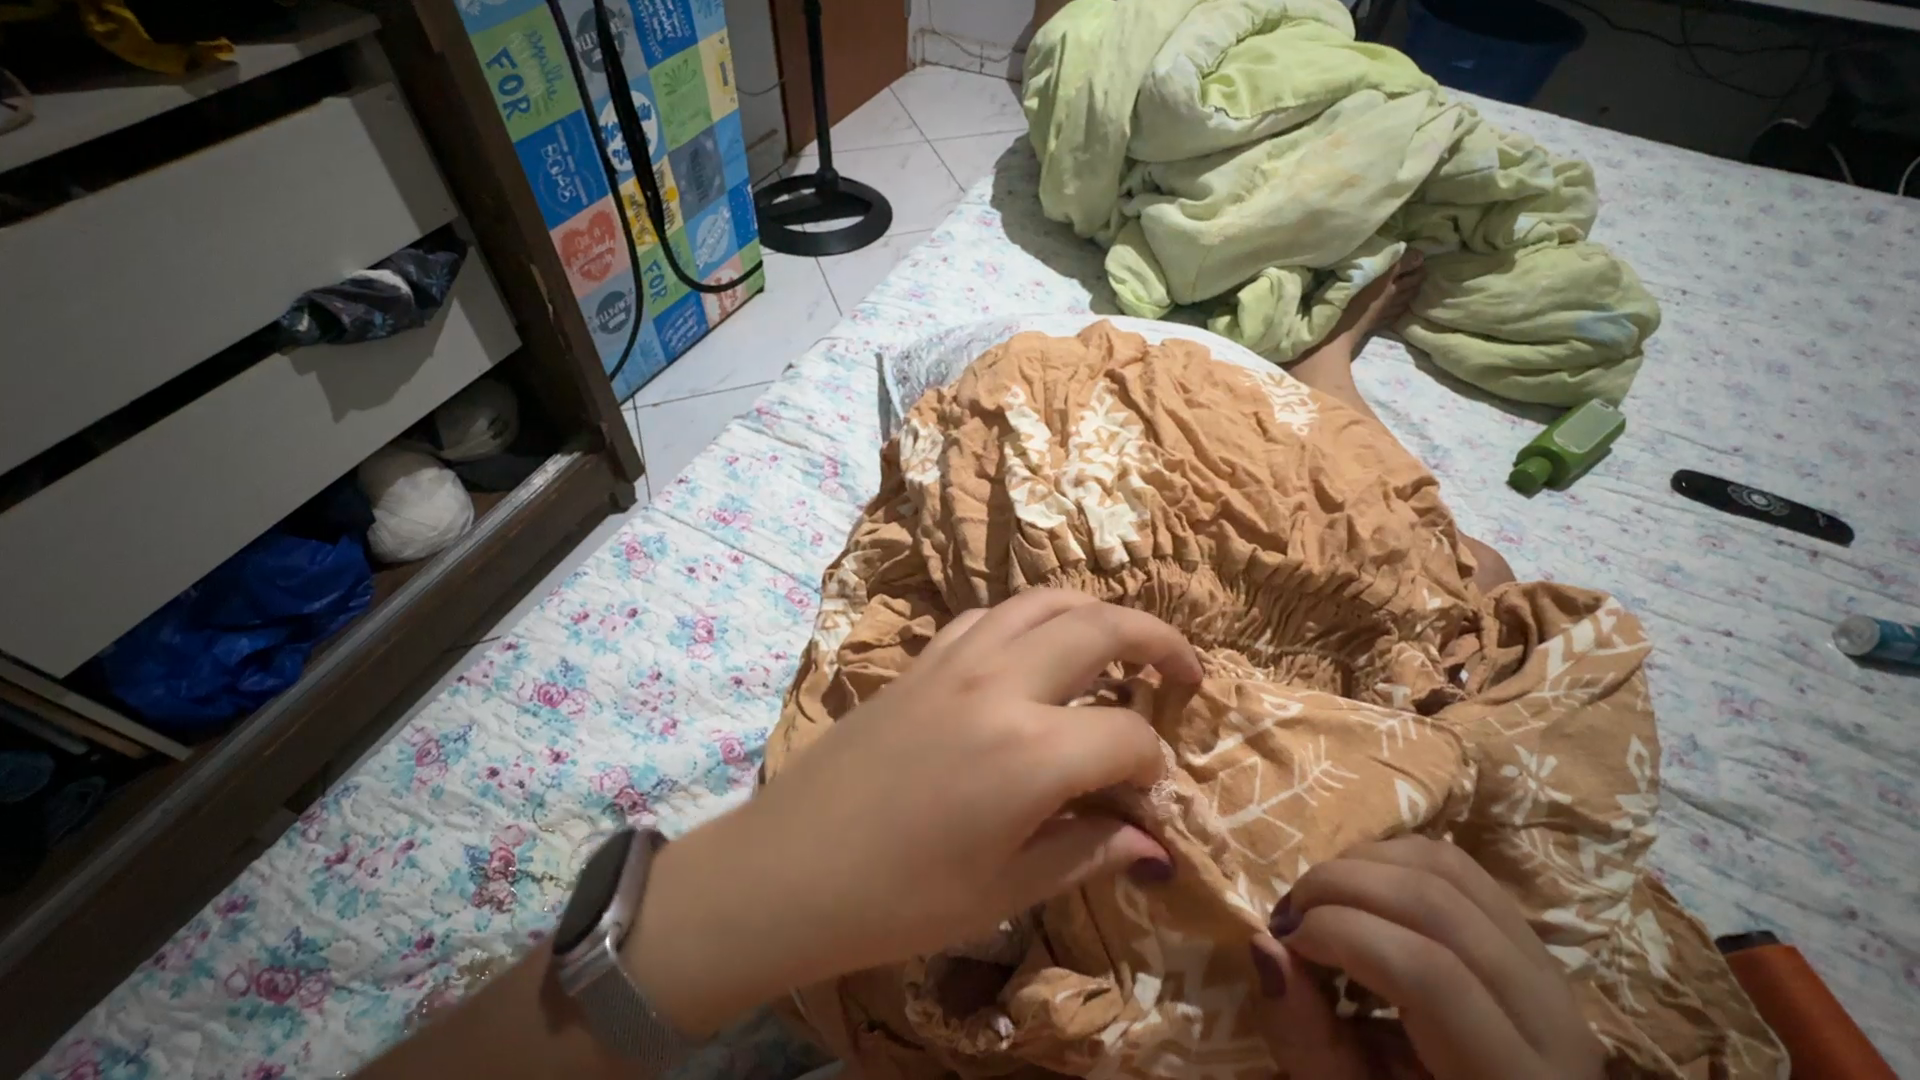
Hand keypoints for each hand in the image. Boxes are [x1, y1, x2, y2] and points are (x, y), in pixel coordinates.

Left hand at [629, 590, 1202, 1033]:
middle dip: (1158, 641)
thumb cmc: (897, 900)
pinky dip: (1029, 619)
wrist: (785, 872)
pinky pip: (988, 616)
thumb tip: (1152, 842)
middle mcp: (999, 685)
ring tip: (1121, 643)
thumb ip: (1086, 851)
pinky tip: (1034, 651)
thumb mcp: (1004, 891)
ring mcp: (954, 662)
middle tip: (1186, 670)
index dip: (1153, 766)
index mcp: (1030, 751)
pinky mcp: (918, 661)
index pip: (1127, 735)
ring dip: (1094, 613)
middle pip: (1100, 628)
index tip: (1151, 797)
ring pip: (1042, 603)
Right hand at [1248, 837, 1606, 1079]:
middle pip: (1437, 902)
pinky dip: (1392, 859)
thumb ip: (1306, 1038)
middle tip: (1289, 916)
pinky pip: (1460, 868)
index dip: (1340, 935)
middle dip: (1339, 886)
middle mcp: (1552, 1019)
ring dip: (1362, 863)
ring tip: (1319, 901)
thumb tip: (1264, 943)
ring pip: (1449, 868)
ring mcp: (1549, 970)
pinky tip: (1359, 891)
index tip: (1284, 942)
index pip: (1429, 973)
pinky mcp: (1530, 941)